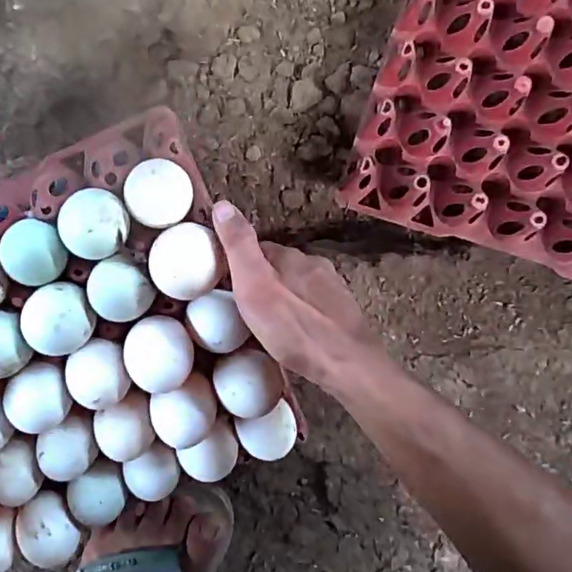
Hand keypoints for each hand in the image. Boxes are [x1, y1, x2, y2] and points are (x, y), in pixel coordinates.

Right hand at [211, 201, 384, 390]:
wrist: (349, 366)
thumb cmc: (295, 328)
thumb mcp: (254, 286)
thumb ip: (239, 247)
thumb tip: (223, 204)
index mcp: (290, 257)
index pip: (256, 249)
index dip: (237, 265)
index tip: (223, 286)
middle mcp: (314, 266)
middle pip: (277, 268)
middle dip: (261, 283)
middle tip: (241, 310)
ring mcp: (332, 290)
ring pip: (297, 288)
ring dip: (281, 300)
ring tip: (265, 326)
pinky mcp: (343, 314)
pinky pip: (312, 308)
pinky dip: (300, 316)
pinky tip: (294, 336)